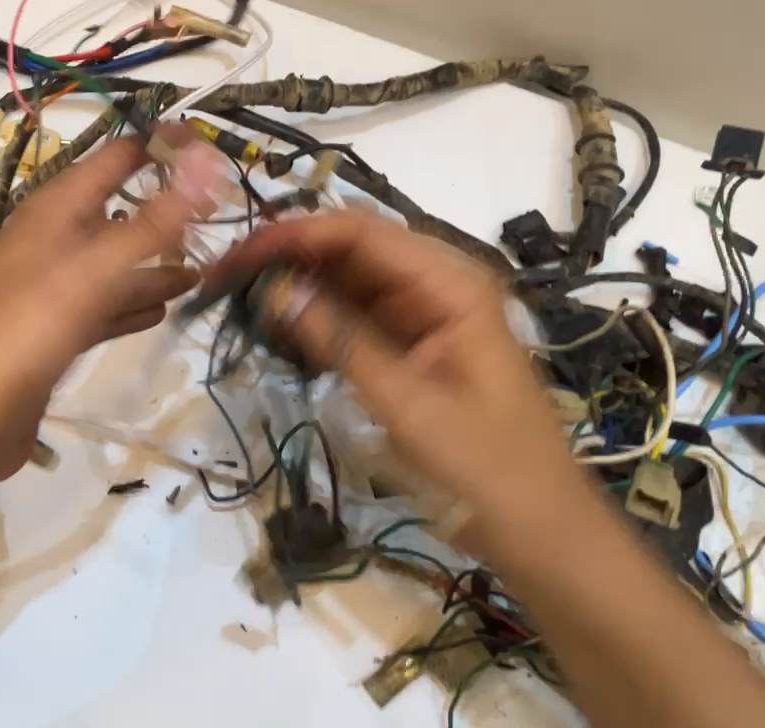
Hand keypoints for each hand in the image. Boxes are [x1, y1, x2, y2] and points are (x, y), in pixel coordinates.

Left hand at [0, 129, 225, 480]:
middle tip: (221, 214)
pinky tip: (162, 311)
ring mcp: (51, 289)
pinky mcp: (52, 334)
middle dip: (165, 210)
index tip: (213, 148)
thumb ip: (153, 222)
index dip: (161, 147)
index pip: (115, 158)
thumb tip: (208, 163)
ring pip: (113, 265)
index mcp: (55, 209)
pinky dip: (132, 306)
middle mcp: (52, 240)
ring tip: (203, 267)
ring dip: (155, 264)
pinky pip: (102, 308)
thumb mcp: (93, 268)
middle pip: (117, 211)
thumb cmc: (24, 326)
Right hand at [206, 206, 595, 559]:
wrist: (540, 532)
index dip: (294, 234)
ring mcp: (421, 310)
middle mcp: (435, 282)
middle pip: (348, 245)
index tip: (237, 255)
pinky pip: (350, 310)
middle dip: (286, 253)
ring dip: (293, 282)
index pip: (360, 232)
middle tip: (224, 276)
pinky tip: (274, 327)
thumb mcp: (406, 404)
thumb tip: (271, 288)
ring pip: (343, 275)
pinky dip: (311, 315)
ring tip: (236, 298)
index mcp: (450, 283)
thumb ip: (339, 340)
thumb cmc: (484, 470)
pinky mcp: (408, 339)